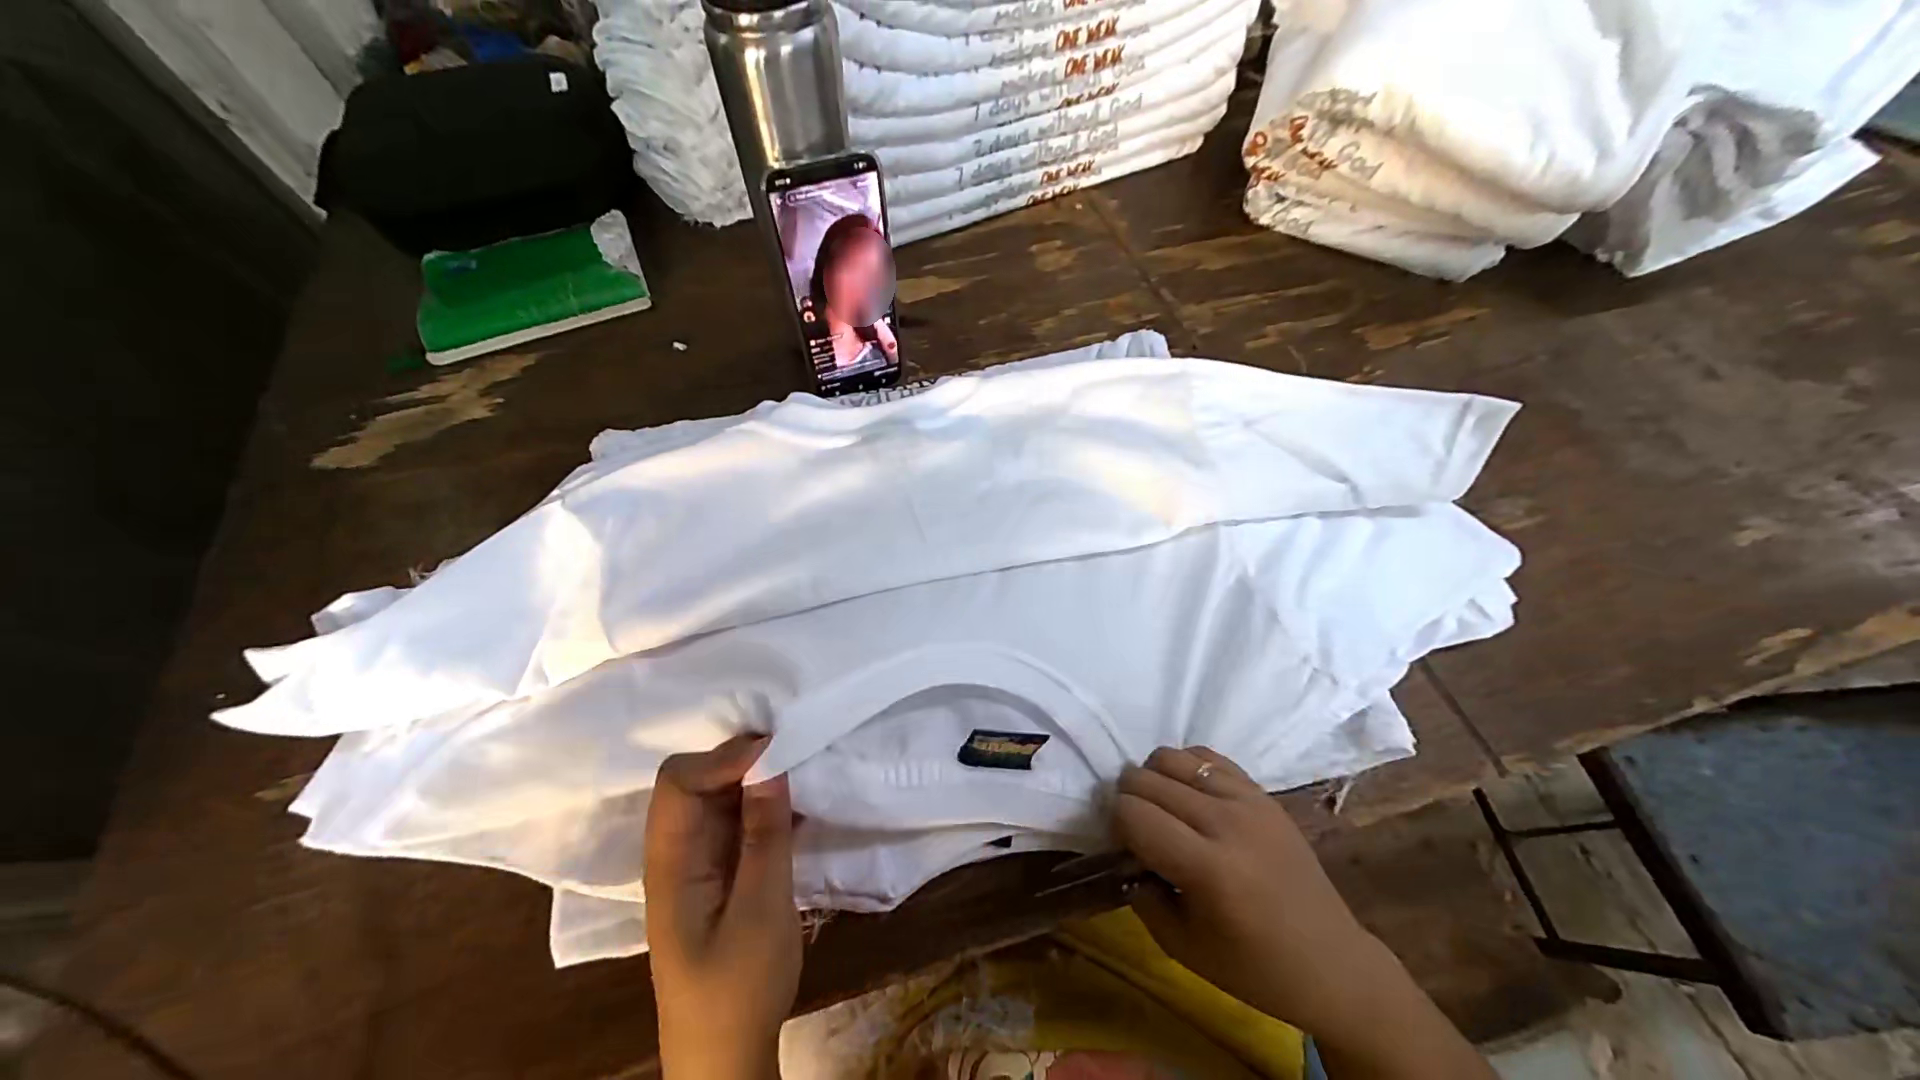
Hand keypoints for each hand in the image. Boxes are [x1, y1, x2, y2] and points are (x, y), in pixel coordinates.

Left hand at [646, 737, 800, 1079]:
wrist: (724, 1057)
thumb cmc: (738, 988)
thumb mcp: (762, 909)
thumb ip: (764, 834)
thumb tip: (772, 763)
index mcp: (670, 861)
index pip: (680, 782)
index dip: (725, 758)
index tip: (779, 753)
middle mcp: (676, 853)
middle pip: (695, 782)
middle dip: (742, 760)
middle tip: (796, 753)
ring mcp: (697, 863)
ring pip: (718, 798)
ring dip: (756, 780)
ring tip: (803, 772)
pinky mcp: (719, 874)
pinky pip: (736, 822)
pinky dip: (765, 806)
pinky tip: (799, 807)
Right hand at [1112, 746, 1373, 1032]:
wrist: (1331, 962)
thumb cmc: (1252, 966)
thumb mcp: (1180, 945)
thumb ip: (1140, 891)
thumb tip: (1121, 849)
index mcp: (1208, 869)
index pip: (1133, 813)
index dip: (1115, 825)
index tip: (1122, 846)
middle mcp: (1227, 823)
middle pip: (1146, 779)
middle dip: (1127, 799)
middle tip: (1136, 830)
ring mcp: (1248, 801)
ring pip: (1171, 758)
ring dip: (1152, 778)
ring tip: (1161, 809)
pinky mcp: (1262, 793)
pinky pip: (1205, 756)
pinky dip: (1184, 768)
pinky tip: (1188, 797)